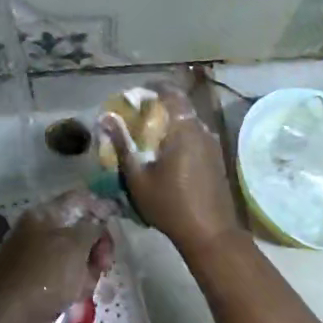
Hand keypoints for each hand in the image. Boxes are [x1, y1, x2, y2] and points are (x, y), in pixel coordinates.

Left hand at [0, 189, 116, 322]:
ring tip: (83, 286)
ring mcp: (39, 259)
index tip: (117, 223)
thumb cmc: (45, 274)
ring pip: (77, 258)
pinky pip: (67, 279)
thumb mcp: (75, 244)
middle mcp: (39, 233)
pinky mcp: (39, 284)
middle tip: (103, 263)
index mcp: (44, 215)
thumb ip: (92, 227)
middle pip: (80, 231)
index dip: (100, 207)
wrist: (10, 317)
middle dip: (97, 247)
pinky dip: (75, 287)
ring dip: (88, 271)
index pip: (78, 200)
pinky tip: (74, 297)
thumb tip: (100, 217)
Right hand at [101, 82, 239, 254]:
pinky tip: (166, 155)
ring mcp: (212, 144)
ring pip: (188, 123)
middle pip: (180, 107)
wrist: (210, 233)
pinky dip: (180, 138)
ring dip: (170, 124)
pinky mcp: (216, 159)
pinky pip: (195, 138)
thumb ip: (123, 145)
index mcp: (183, 129)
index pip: (170, 93)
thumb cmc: (170, 205)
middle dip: (158, 108)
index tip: (134, 96)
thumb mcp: (138, 178)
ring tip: (149, 137)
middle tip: (137, 118)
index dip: (151, 89)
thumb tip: (106, 118)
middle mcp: (202, 130)